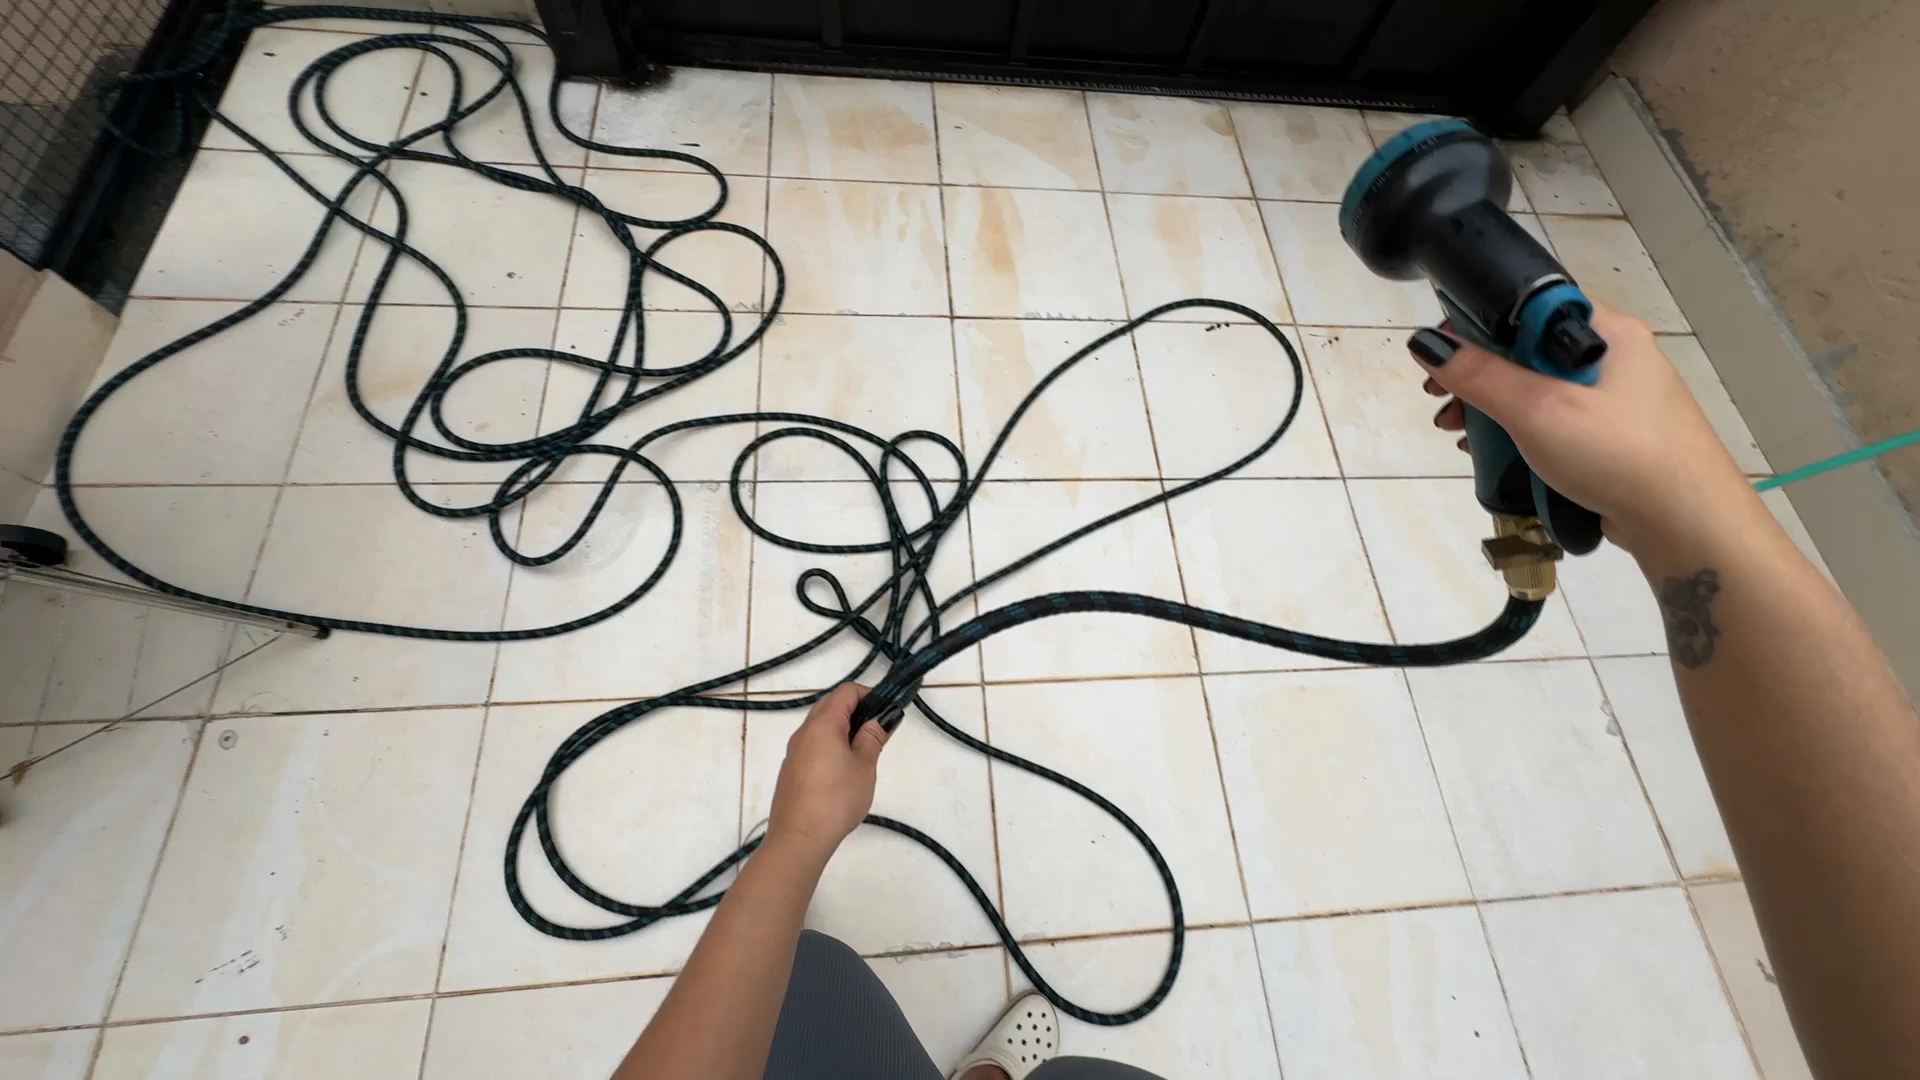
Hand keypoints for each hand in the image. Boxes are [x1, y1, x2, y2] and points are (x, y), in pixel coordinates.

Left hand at [765, 683, 888, 862]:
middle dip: (857, 710)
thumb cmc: (836, 799)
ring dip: (843, 728)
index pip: (846, 692)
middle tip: (878, 729)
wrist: (799, 839)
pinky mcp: (791, 770)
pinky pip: (813, 745)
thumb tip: (883, 716)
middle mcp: (804, 731)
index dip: (869, 694)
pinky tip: (843, 770)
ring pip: (820, 726)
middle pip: (831, 705)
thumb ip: (873, 737)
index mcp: (822, 724)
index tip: (887, 710)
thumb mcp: (864, 766)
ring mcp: (794, 751)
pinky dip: (830, 745)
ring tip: (864, 751)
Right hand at [1412, 302, 1755, 557]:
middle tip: (1442, 403)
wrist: (1684, 521)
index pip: (1526, 308)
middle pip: (1522, 351)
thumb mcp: (1538, 409)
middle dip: (1474, 377)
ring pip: (1529, 389)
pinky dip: (1511, 432)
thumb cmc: (1615, 453)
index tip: (1439, 359)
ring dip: (1487, 409)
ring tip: (1459, 436)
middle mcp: (1608, 355)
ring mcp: (1608, 397)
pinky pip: (1544, 419)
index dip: (1475, 327)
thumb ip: (1479, 376)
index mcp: (1604, 332)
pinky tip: (1493, 453)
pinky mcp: (1603, 432)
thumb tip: (1424, 342)